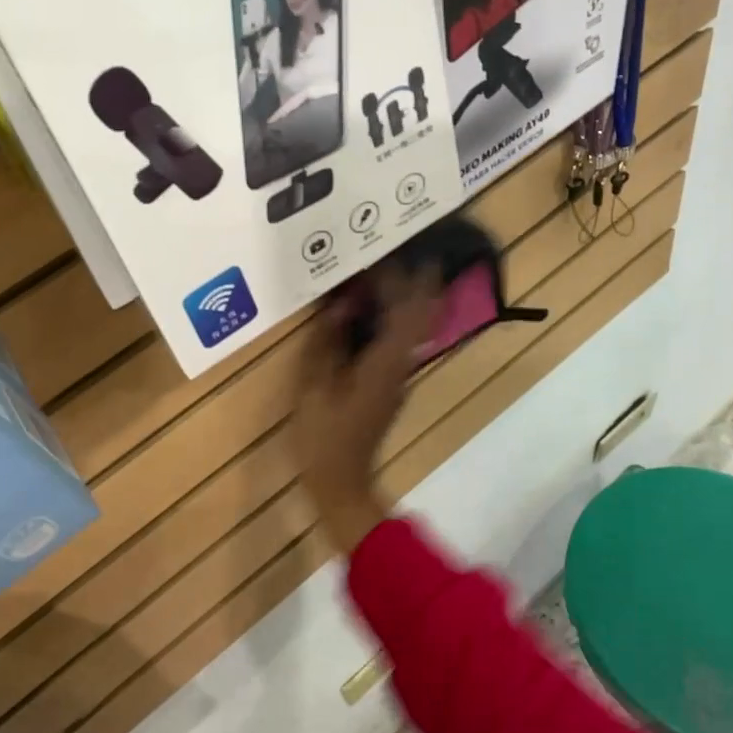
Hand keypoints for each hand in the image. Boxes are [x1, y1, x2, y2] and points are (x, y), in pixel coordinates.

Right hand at [290, 266, 441, 553]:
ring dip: (409, 297)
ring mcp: (399, 375)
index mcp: (383, 361)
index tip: (390, 249)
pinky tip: (376, 307)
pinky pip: (401, 338)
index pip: (402, 309)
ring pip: (414, 326)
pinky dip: (396, 316)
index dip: (399, 278)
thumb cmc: (323, 436)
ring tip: (395, 269)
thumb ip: (327, 340)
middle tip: (406, 250)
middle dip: (417, 281)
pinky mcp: (391, 383)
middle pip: (418, 314)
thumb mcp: (314, 386)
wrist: (343, 483)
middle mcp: (400, 364)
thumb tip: (342, 303)